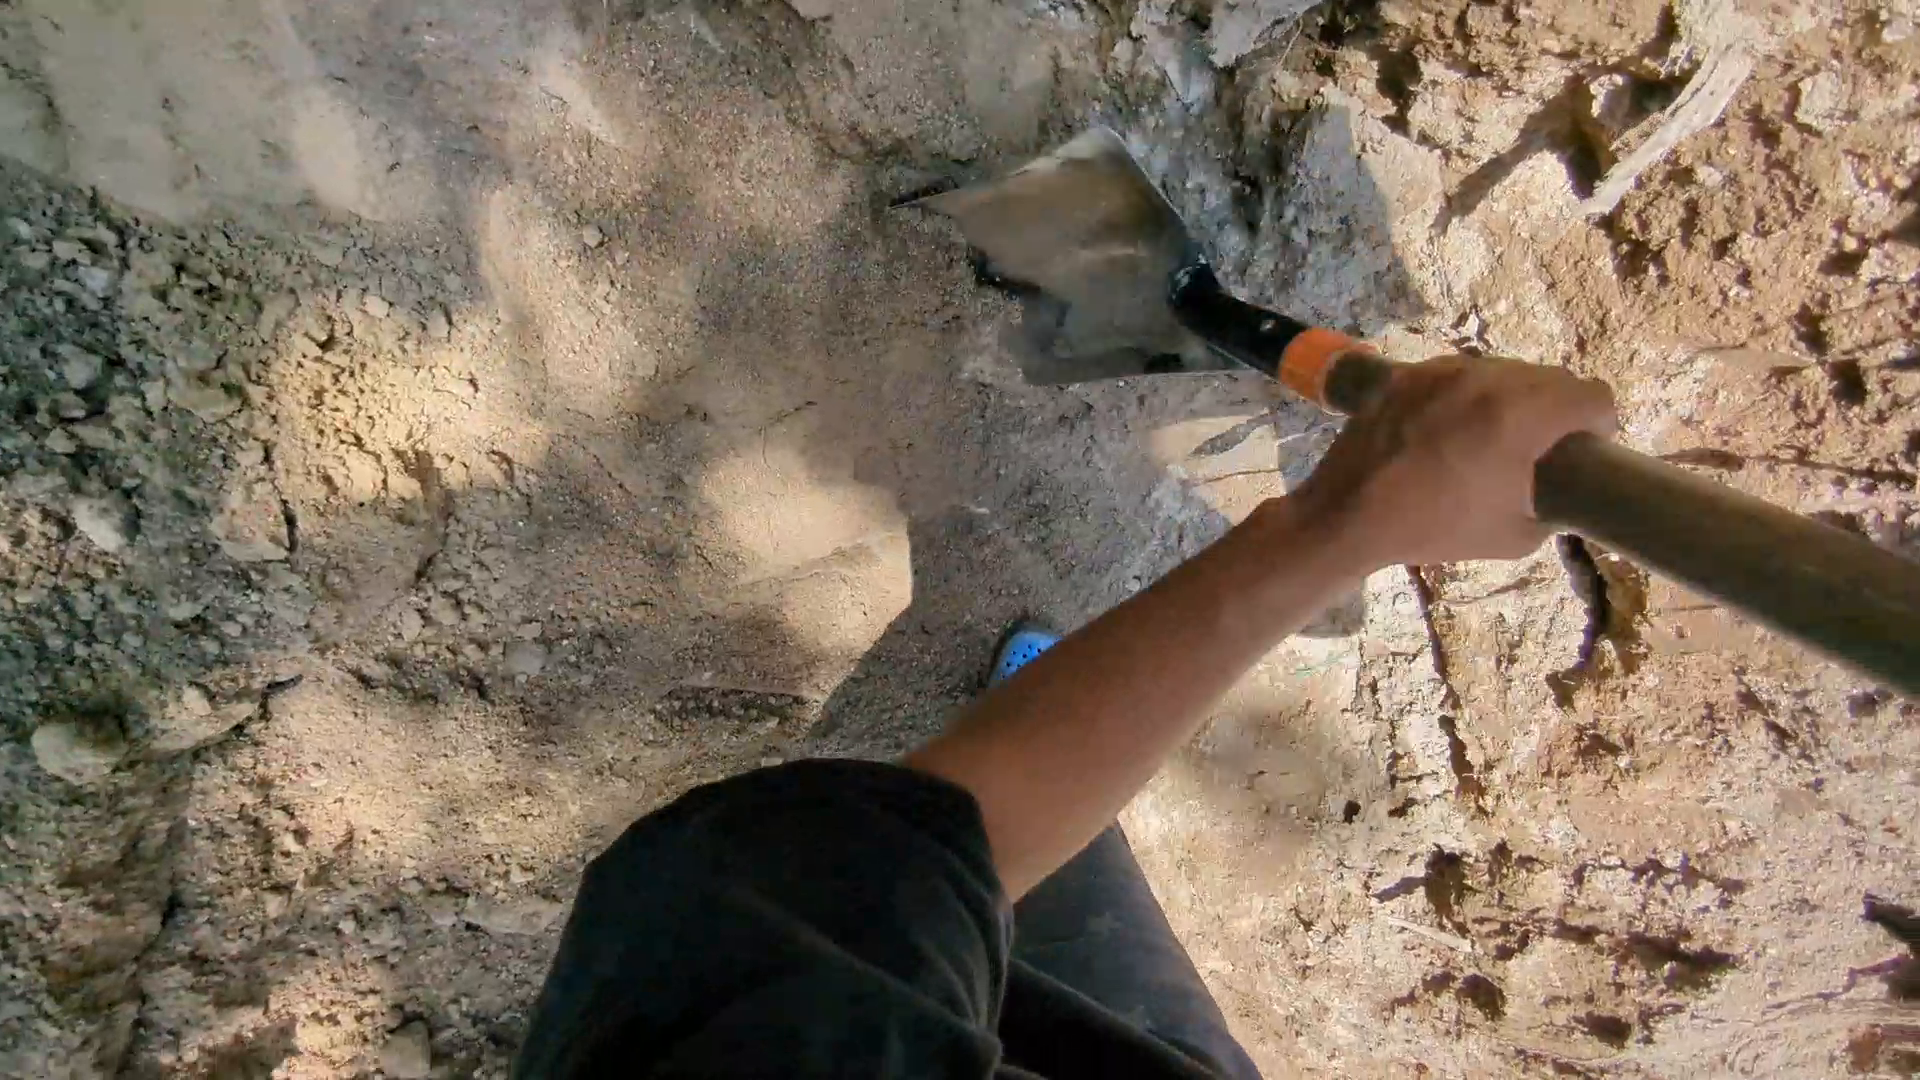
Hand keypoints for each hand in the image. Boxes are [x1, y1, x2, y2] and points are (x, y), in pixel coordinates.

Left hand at [1290, 355, 1616, 567]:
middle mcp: (1482, 378)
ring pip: (1497, 371)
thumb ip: (1555, 505)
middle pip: (1546, 378)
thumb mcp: (1516, 534)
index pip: (1592, 395)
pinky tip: (1446, 425)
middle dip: (1553, 410)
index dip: (1598, 425)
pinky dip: (1459, 395)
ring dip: (1505, 398)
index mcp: (1521, 411)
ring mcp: (1436, 372)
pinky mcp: (1400, 376)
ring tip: (1488, 435)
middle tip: (1536, 446)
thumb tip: (1561, 493)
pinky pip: (1450, 376)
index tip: (1582, 450)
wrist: (1346, 517)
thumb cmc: (1431, 527)